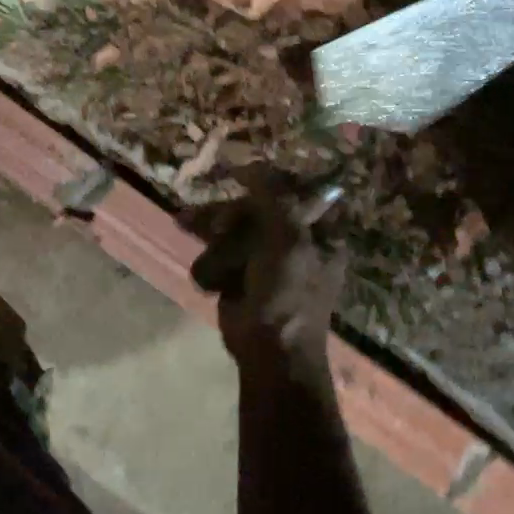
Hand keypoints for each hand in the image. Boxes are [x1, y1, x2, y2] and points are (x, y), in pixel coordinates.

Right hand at [190, 191, 344, 375]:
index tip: (239, 174)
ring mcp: (266, 259)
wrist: (269, 349)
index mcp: (321, 235)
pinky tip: (200, 261)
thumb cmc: (288, 295)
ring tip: (192, 234)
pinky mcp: (241, 274)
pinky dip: (210, 256)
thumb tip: (255, 164)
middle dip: (231, 213)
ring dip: (214, 234)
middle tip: (216, 221)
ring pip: (233, 228)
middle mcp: (296, 242)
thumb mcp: (288, 241)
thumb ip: (275, 199)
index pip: (298, 192)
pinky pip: (221, 250)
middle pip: (256, 208)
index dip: (270, 181)